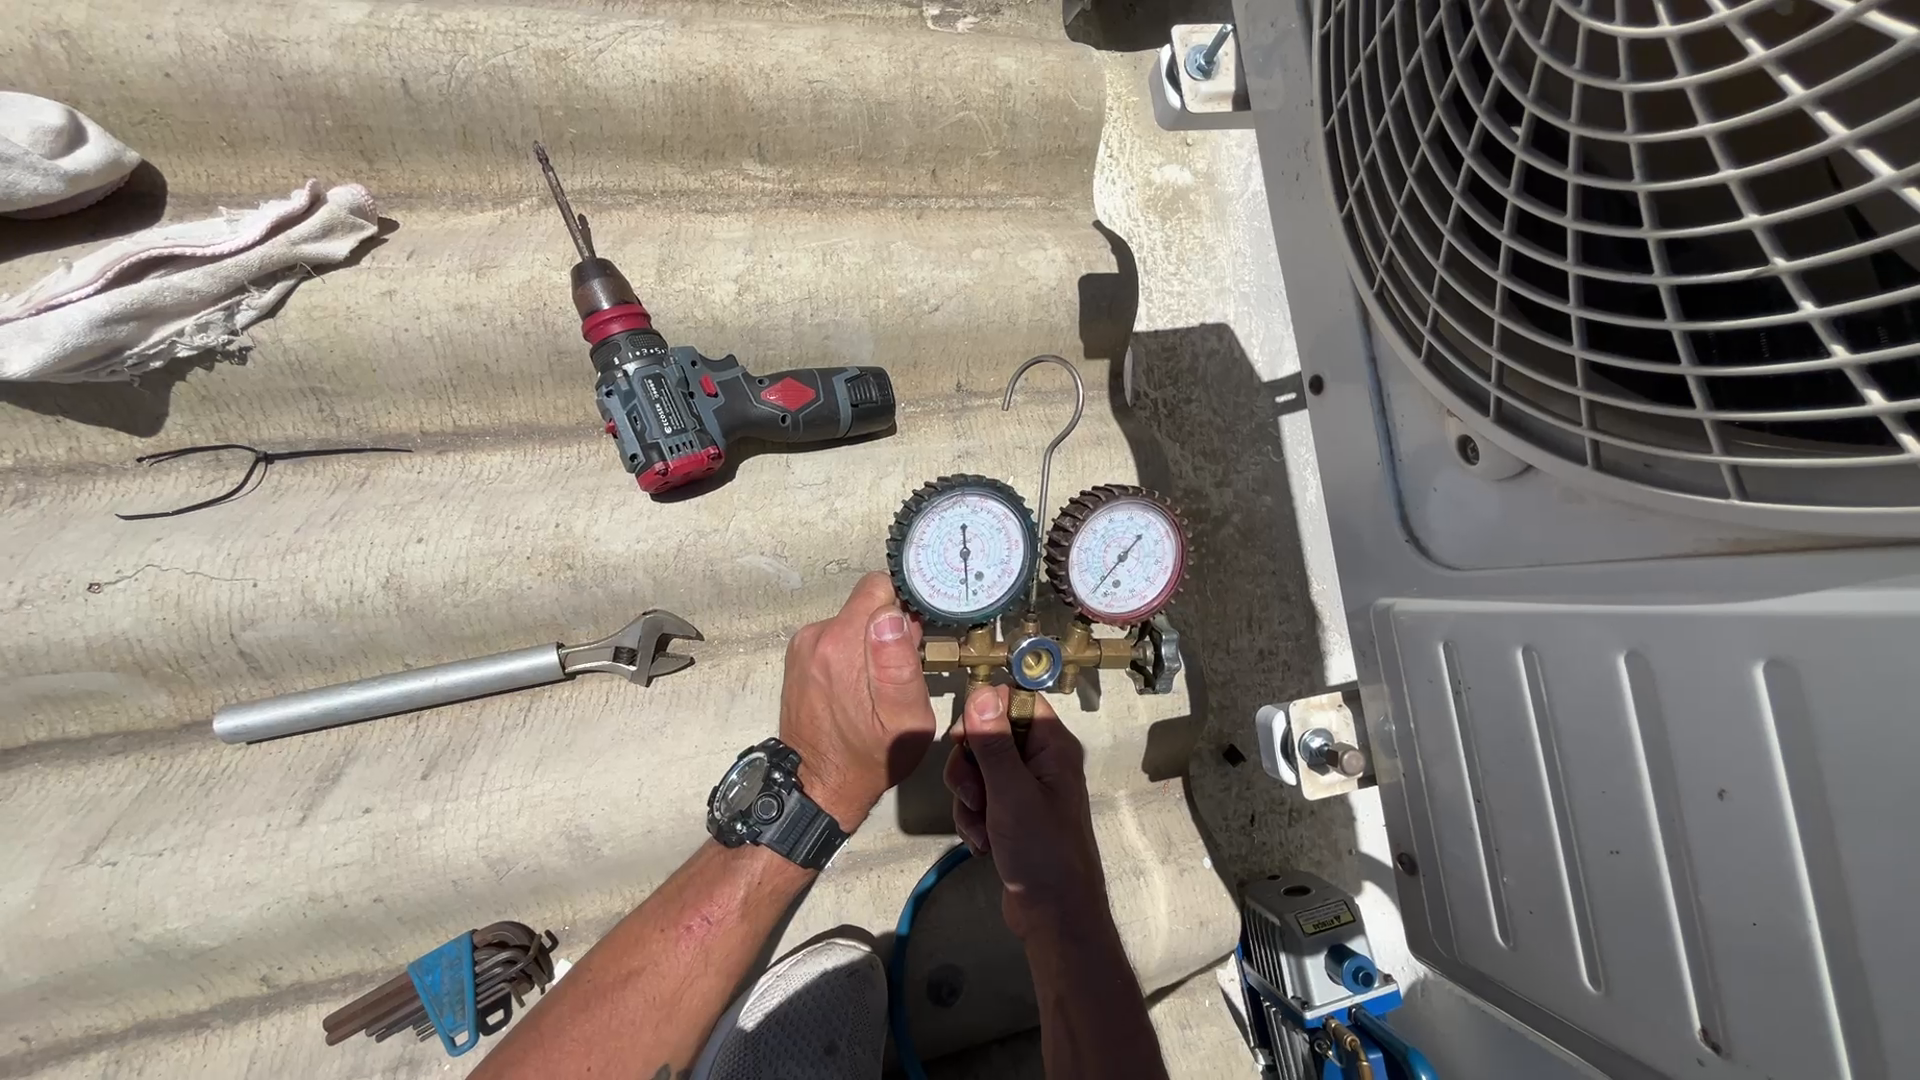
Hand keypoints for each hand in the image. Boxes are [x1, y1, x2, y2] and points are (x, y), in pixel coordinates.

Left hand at [778, 573, 937, 830]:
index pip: (879, 587)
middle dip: (890, 627)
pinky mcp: (798, 657)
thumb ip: (900, 663)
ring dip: (871, 641)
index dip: (905, 605)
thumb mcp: (905, 720)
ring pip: (852, 621)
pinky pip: (836, 637)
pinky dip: (852, 652)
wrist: (818, 786)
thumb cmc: (871, 757)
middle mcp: (816, 635)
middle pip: (866, 604)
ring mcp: (802, 646)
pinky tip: (858, 685)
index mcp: (842, 643)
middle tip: (902, 667)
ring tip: (879, 682)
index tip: (917, 634)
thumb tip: (892, 614)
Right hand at [944, 686, 1106, 939]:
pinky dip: (973, 819)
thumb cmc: (1041, 850)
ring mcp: (1025, 788)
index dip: (985, 712)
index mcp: (1052, 745)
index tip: (964, 737)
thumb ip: (994, 742)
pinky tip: (981, 844)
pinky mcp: (1011, 813)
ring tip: (979, 828)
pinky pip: (979, 798)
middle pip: (988, 734)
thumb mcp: (1011, 793)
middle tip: (971, 795)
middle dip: (970, 767)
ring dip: (968, 799)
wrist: (1054, 918)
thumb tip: (982, 691)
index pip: (1016, 700)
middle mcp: (1041, 760)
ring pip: (978, 769)